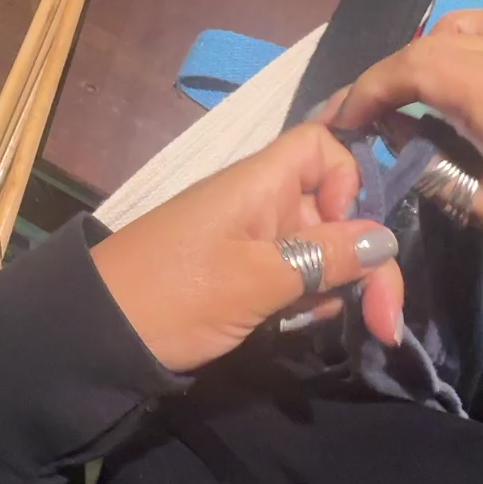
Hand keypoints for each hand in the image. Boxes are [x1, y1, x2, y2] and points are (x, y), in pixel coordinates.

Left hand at [91, 124, 404, 373]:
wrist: (97, 336)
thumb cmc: (175, 294)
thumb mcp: (255, 280)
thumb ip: (323, 258)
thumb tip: (384, 239)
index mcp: (260, 183)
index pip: (321, 147)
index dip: (348, 179)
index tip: (349, 229)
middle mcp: (262, 202)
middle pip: (333, 209)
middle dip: (365, 259)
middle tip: (385, 322)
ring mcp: (252, 239)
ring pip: (319, 247)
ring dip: (338, 284)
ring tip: (345, 326)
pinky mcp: (243, 272)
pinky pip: (294, 273)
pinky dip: (307, 297)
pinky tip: (304, 325)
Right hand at [325, 7, 482, 271]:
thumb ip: (435, 168)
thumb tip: (391, 137)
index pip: (418, 67)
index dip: (370, 87)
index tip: (342, 120)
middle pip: (431, 44)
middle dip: (384, 76)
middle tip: (359, 115)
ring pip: (459, 28)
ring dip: (418, 56)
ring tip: (402, 97)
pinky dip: (457, 41)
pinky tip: (452, 73)